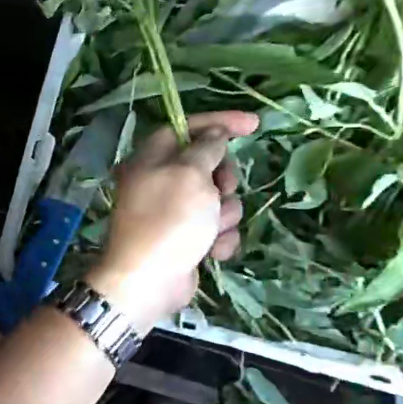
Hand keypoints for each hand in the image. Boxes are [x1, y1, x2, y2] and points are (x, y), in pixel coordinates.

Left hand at [87, 111, 258, 323]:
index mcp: (150, 158)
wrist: (148, 281)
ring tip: (210, 231)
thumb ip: (206, 148)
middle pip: (208, 165)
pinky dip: (218, 239)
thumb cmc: (168, 220)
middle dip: (224, 179)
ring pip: (219, 200)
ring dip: (223, 216)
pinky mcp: (186, 239)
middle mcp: (160, 181)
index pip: (186, 127)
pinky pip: (217, 229)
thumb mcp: (190, 174)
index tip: (254, 124)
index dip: (220, 122)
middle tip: (222, 190)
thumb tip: (213, 134)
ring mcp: (173, 212)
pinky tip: (210, 252)